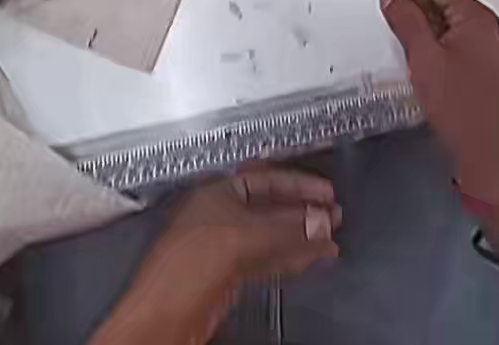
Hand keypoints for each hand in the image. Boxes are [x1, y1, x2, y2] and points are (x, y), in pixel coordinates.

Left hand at [90, 168, 339, 344]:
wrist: (162, 320)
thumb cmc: (195, 262)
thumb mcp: (243, 237)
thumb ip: (286, 229)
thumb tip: (325, 220)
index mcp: (218, 190)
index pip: (266, 178)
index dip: (297, 183)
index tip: (328, 192)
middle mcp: (222, 212)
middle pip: (271, 207)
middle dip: (303, 211)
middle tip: (337, 216)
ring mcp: (226, 245)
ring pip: (272, 235)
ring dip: (302, 237)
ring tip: (333, 242)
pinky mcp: (230, 276)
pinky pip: (267, 259)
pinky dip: (291, 257)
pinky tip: (313, 259)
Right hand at [374, 0, 498, 203]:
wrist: (490, 160)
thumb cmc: (466, 113)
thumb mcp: (426, 60)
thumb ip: (406, 21)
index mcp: (475, 17)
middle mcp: (480, 26)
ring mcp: (477, 45)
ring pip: (440, 12)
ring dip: (413, 8)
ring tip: (388, 11)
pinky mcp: (471, 62)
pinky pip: (443, 31)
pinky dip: (421, 28)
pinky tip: (406, 36)